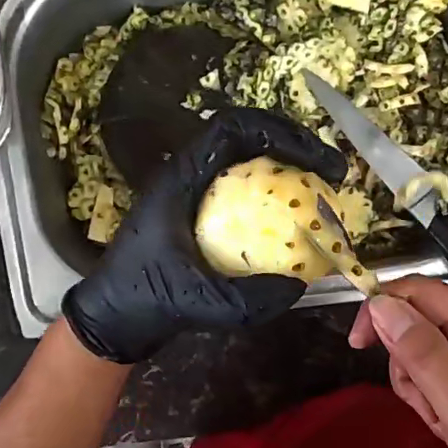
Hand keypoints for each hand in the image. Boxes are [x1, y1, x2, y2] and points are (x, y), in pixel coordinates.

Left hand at [63, 108, 346, 363]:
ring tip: (324, 190)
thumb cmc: (143, 300)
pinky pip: (248, 189)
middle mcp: (190, 176)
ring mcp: (197, 193)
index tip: (318, 162)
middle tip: (333, 175)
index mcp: (181, 180)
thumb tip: (298, 284)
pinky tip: (300, 218)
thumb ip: (247, 300)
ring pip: (250, 161)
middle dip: (296, 147)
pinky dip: (279, 195)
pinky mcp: (205, 212)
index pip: (232, 130)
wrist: (114, 317)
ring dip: (290, 168)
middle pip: (248, 137)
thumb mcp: (197, 302)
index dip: (280, 134)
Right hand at [350, 276, 447, 447]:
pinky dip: (445, 398)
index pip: (415, 291)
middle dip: (409, 365)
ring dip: (426, 388)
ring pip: (433, 350)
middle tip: (431, 411)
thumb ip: (423, 356)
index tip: (357, 350)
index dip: (379, 311)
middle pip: (421, 322)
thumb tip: (382, 305)